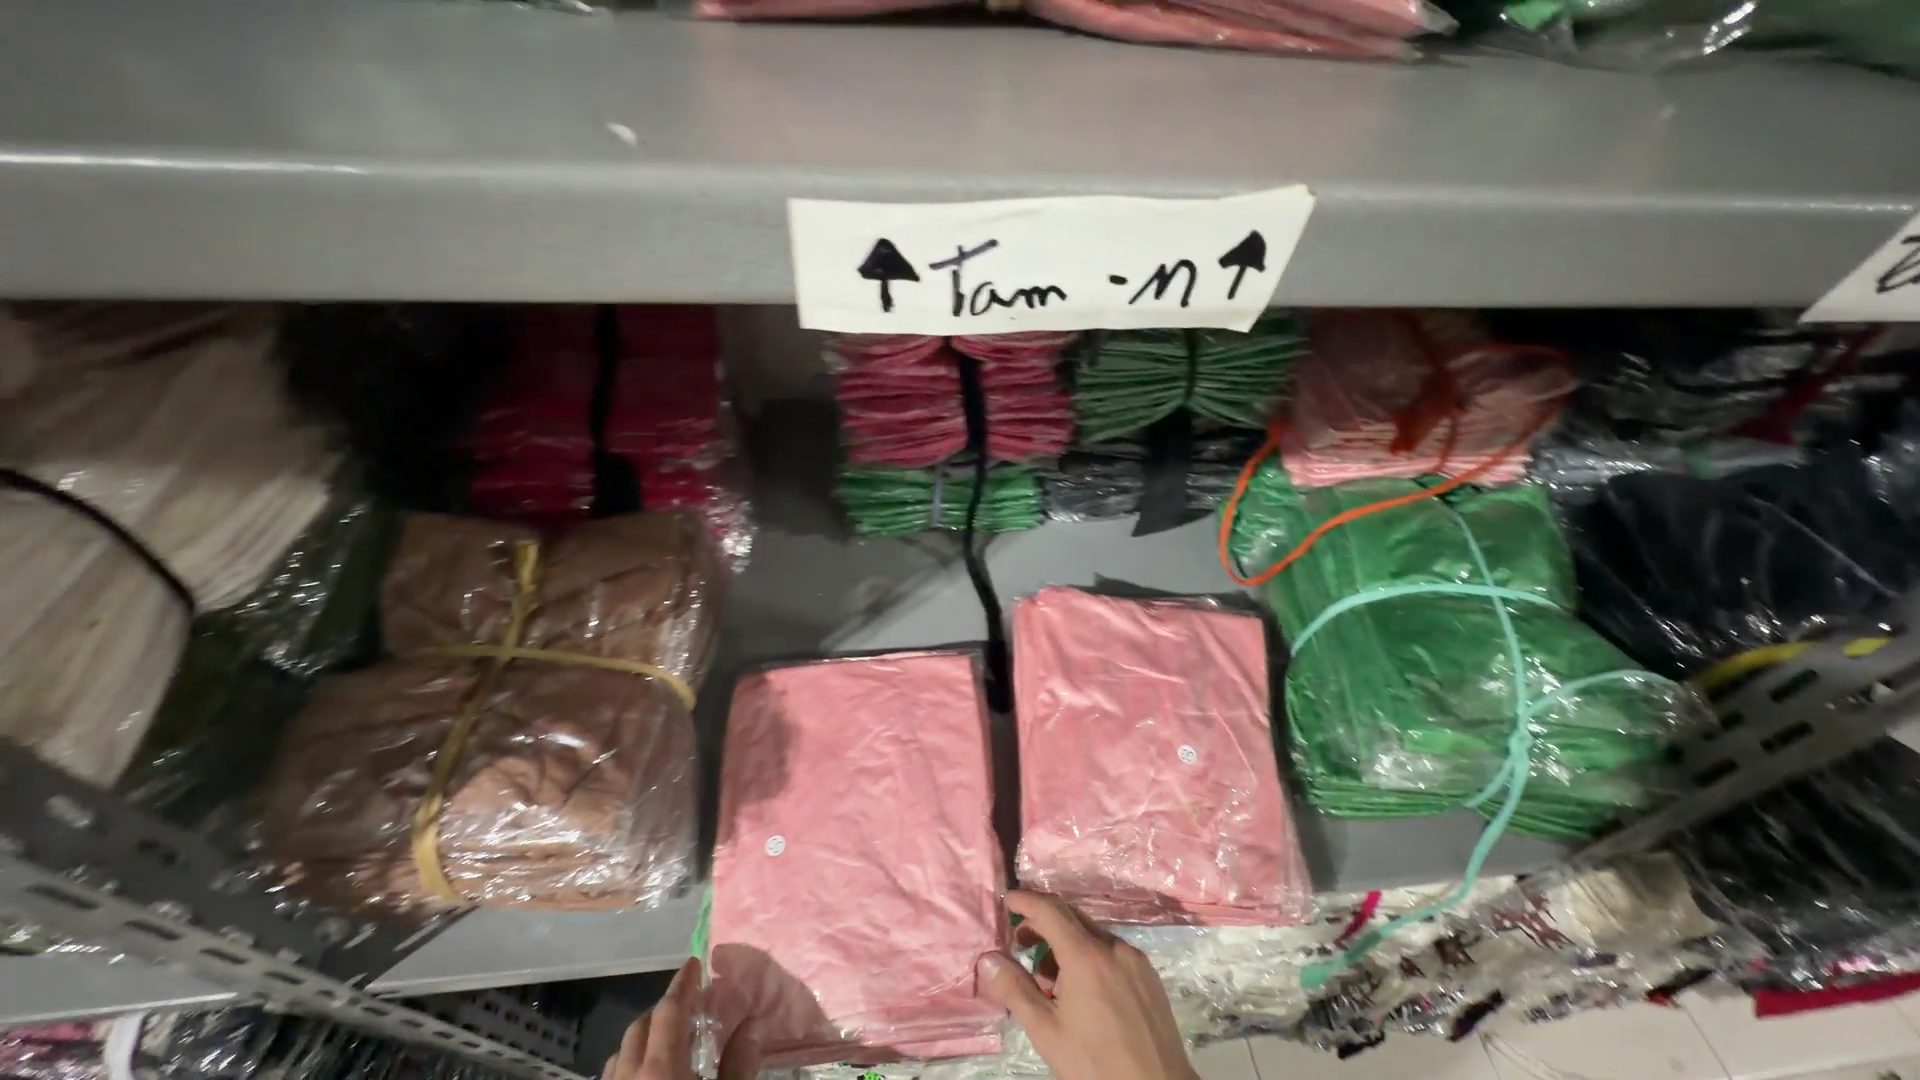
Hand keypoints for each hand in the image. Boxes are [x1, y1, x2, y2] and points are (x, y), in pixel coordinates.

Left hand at [603, 958, 757, 1079]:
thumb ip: (739, 1063)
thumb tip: (752, 1026)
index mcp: (661, 1068)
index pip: (669, 1011)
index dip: (682, 984)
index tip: (693, 962)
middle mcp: (629, 1075)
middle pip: (640, 1027)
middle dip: (663, 1010)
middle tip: (689, 1008)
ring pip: (621, 1053)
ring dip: (644, 1038)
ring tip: (668, 1042)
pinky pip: (612, 1075)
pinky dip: (629, 1064)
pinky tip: (648, 1074)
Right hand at [976, 890, 1197, 1079]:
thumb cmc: (1095, 1063)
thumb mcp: (1046, 1031)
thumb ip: (1014, 989)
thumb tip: (988, 959)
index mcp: (1086, 956)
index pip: (1050, 910)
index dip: (1026, 900)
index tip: (1008, 900)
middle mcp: (1114, 947)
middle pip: (1072, 916)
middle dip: (1042, 922)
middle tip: (1020, 942)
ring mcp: (1135, 959)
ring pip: (1093, 934)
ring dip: (1066, 941)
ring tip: (1048, 975)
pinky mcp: (1149, 975)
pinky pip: (1112, 950)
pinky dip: (1089, 954)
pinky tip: (1081, 987)